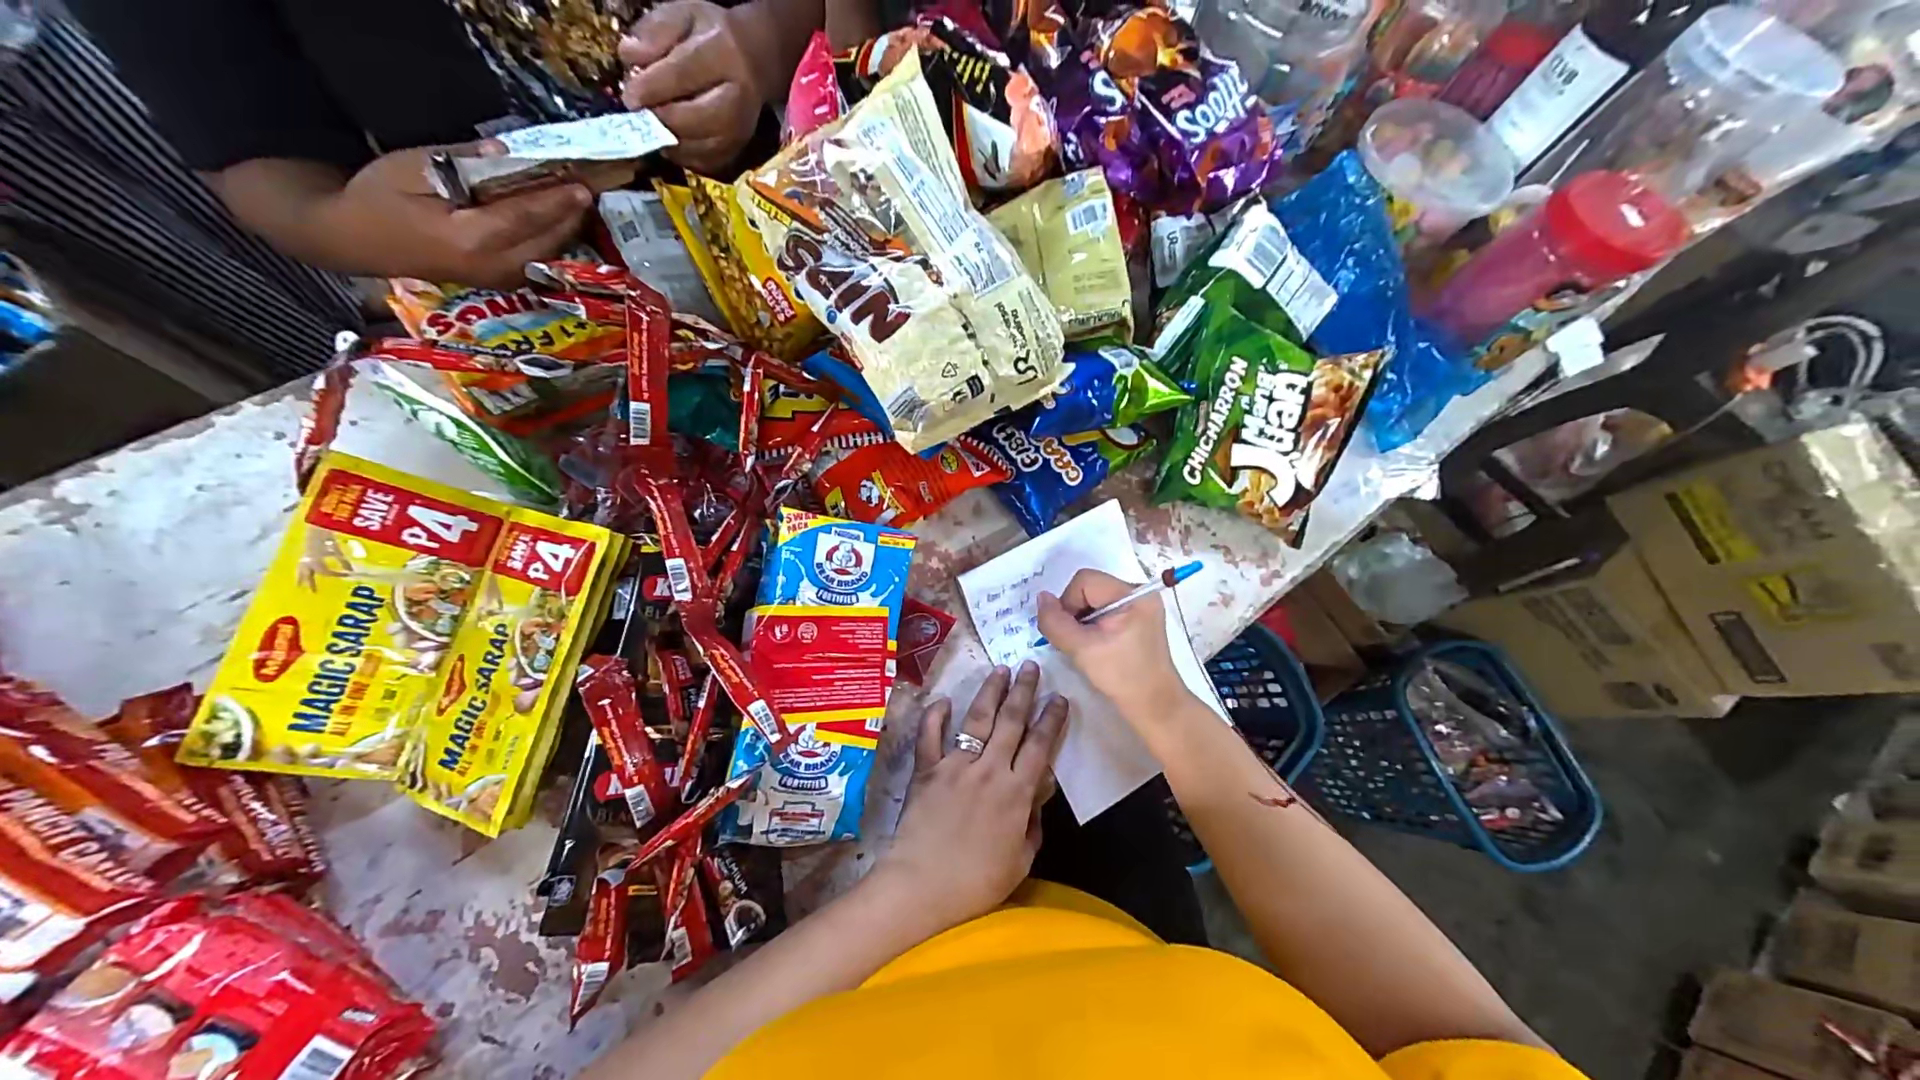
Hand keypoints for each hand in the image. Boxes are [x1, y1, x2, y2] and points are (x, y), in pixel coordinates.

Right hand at [325, 144, 591, 286]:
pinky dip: (551, 243)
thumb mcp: (409, 166)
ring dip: (565, 231)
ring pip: (546, 255)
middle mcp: (491, 266)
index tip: (581, 188)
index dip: (556, 202)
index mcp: (469, 238)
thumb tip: (504, 151)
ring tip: (579, 206)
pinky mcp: (498, 283)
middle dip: (569, 217)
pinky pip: (536, 263)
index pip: (525, 218)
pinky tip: (560, 225)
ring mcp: (497, 280)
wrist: (355, 241)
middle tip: (588, 192)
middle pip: (545, 241)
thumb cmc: (377, 199)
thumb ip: (461, 160)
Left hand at [619, 1, 767, 174]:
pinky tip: (671, 138)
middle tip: (639, 114)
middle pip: (693, 119)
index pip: (682, 75)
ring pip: (698, 147)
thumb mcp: (681, 16)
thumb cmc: (711, 36)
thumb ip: (654, 32)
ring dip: (668, 141)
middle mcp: (737, 99)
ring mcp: (740, 130)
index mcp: (723, 54)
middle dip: (660, 119)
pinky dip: (682, 155)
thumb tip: (631, 57)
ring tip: (653, 125)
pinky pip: (703, 163)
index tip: (629, 97)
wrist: (755, 61)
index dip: (651, 89)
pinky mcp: (736, 150)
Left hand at [867, 663, 1068, 933]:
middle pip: (1011, 721)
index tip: (1059, 697)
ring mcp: (955, 765)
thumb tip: (1037, 795)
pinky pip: (930, 735)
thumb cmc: (976, 883)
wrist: (922, 886)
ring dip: (990, 692)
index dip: (1051, 719)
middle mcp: (989, 769)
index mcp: (1017, 793)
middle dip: (1023, 691)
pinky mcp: (926, 770)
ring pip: (977, 719)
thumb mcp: (1021, 860)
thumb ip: (1032, 824)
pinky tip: (942, 700)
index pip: (1041, 745)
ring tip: (1000, 670)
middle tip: (1031, 667)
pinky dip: (935, 715)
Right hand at [1036, 569, 1192, 732]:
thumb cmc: (1120, 676)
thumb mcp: (1081, 649)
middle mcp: (1139, 593)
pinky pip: (1105, 610)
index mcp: (1132, 595)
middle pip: (1090, 587)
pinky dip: (1094, 624)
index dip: (1068, 603)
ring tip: (1086, 644)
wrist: (1154, 704)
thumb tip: (1042, 598)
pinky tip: (1096, 645)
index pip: (1084, 581)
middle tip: (1076, 640)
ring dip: (1083, 619)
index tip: (1069, 632)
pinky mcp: (1138, 619)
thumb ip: (1055, 621)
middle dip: (1075, 612)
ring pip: (1095, 599)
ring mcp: (1140, 606)